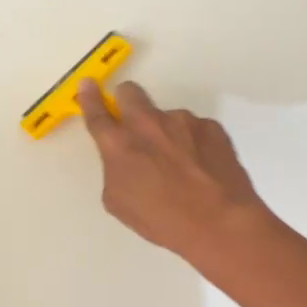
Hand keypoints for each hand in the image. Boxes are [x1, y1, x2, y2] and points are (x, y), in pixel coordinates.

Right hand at [77, 79, 275, 261]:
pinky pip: (194, 129)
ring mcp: (182, 121)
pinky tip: (201, 168)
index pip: (97, 112)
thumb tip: (124, 160)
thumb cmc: (161, 219)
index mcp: (119, 144)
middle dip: (126, 100)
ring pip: (166, 117)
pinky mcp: (211, 127)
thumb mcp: (118, 201)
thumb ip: (114, 170)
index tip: (87, 84)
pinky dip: (192, 143)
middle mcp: (147, 124)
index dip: (89, 97)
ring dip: (165, 132)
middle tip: (133, 123)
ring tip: (181, 166)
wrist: (219, 222)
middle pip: (130, 92)